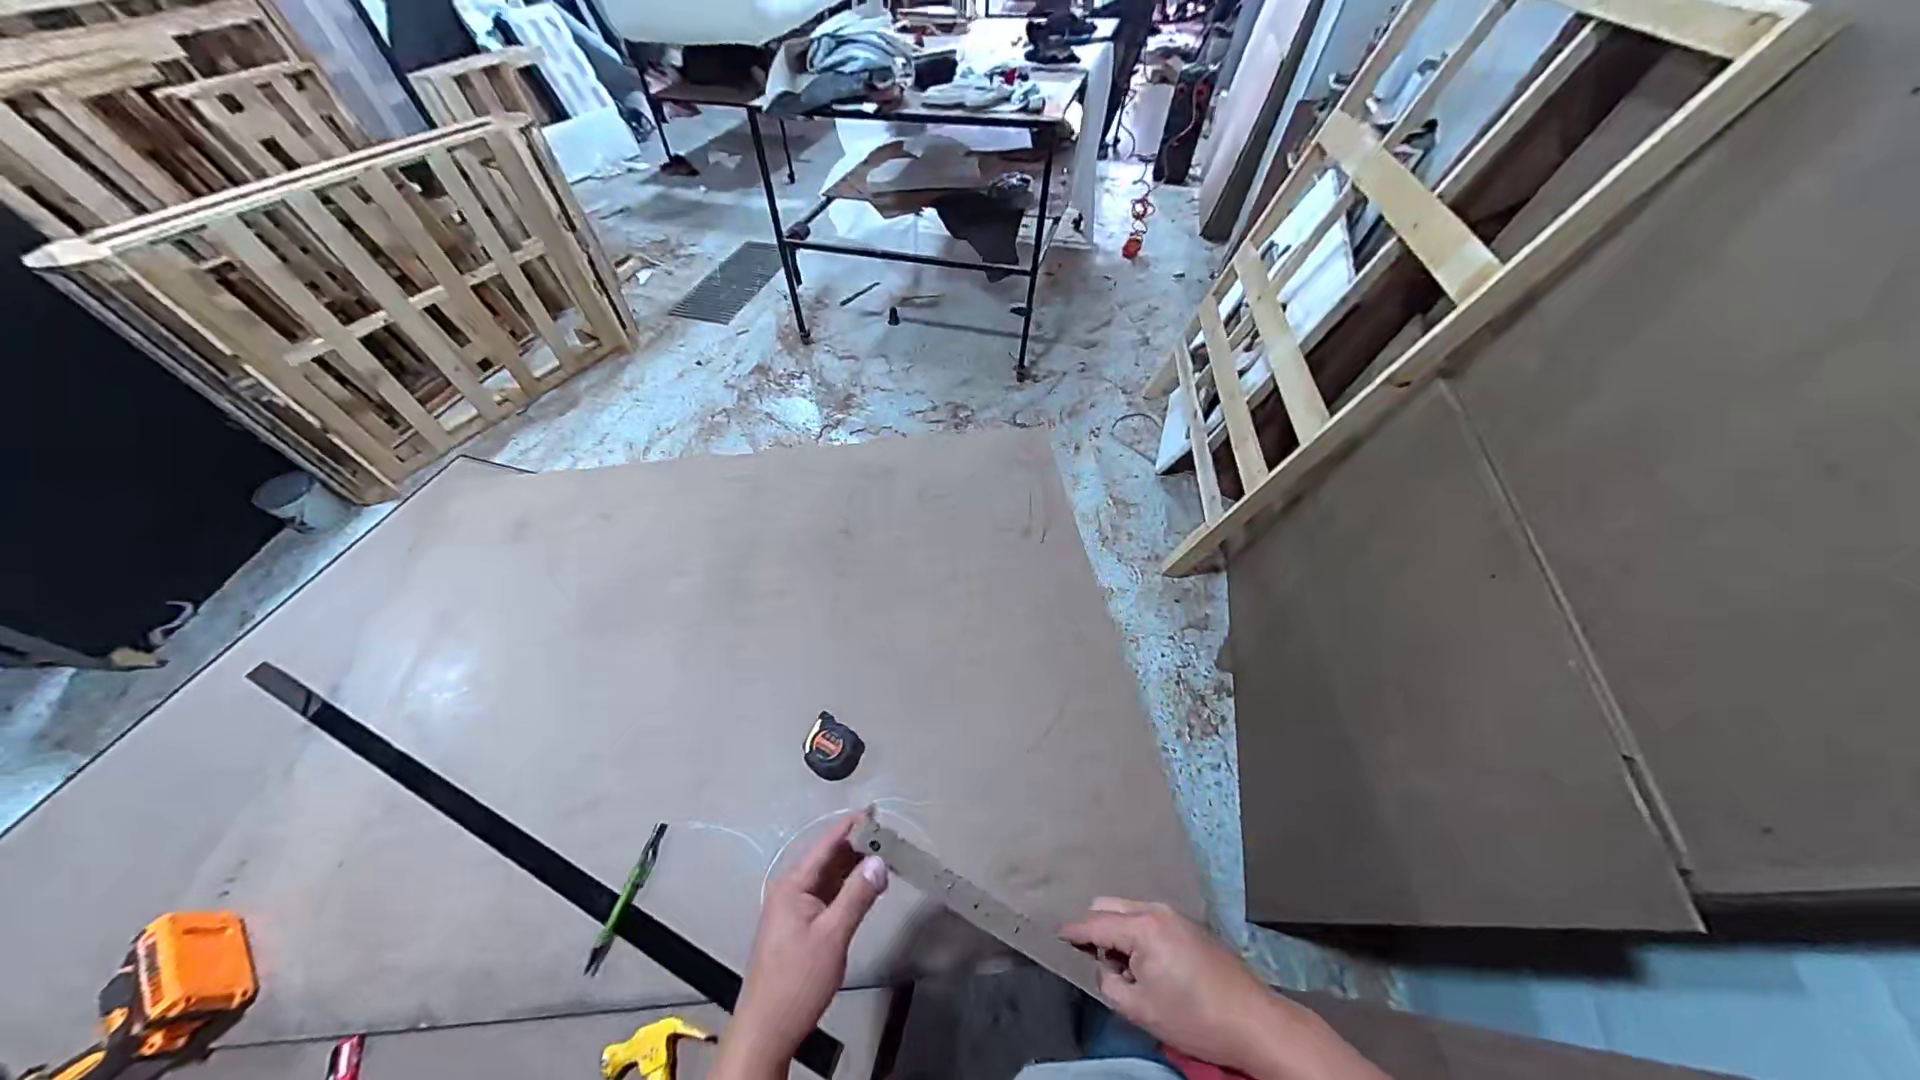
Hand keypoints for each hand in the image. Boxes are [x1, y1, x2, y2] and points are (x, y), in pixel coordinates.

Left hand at [715, 810, 888, 1079]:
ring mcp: (795, 908)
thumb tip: (879, 860)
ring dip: (854, 866)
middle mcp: (791, 890)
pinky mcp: (801, 926)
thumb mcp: (832, 935)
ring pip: (829, 876)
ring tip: (884, 854)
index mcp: (793, 884)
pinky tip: (867, 885)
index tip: (876, 811)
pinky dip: (848, 886)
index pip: (827, 844)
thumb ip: (857, 895)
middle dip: (857, 845)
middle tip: (889, 835)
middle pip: (828, 858)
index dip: (852, 826)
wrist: (768, 1029)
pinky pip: (828, 894)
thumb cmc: (797, 980)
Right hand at [1061, 899, 1387, 1079]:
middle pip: (1109, 905)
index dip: (1071, 932)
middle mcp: (1157, 910)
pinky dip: (1137, 932)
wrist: (1254, 1022)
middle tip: (1093, 960)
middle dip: (1095, 928)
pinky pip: (1149, 918)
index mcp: (1142, 926)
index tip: (1052, 937)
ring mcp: (1176, 914)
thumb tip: (1101, 968)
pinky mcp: (1190, 925)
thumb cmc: (1194, 1018)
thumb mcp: (1140, 1009)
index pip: (1094, 922)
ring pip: (1129, 910)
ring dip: (1117, 930)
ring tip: (1122, 967)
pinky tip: (1146, 963)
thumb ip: (1108, 983)